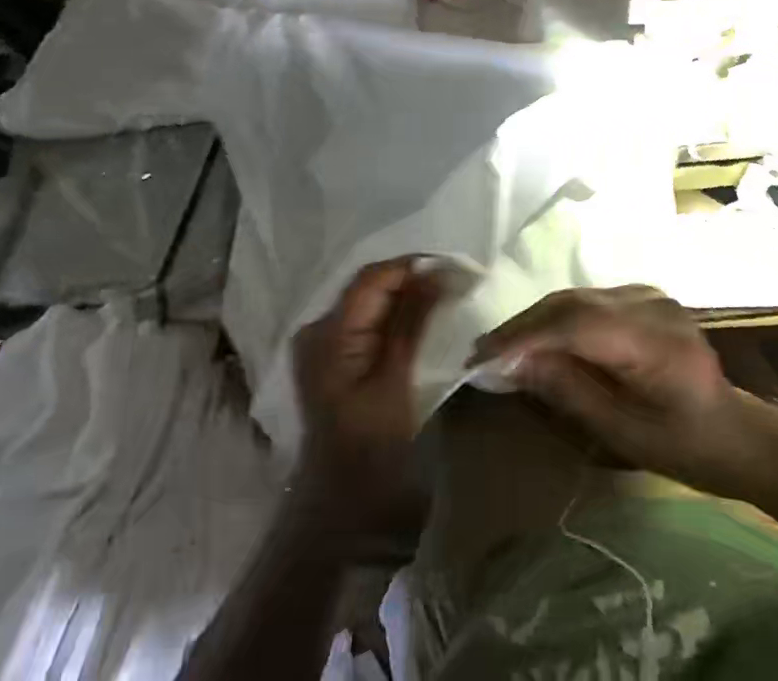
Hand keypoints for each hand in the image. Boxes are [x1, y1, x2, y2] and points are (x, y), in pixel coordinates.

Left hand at [289, 258, 443, 552]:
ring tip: (450, 296)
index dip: (413, 266)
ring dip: (408, 297)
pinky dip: (397, 318)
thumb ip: (412, 324)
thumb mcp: (396, 384)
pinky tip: (426, 321)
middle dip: (413, 279)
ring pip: (370, 304)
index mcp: (327, 333)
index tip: (458, 268)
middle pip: (368, 288)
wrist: (341, 511)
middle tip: (460, 281)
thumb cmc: (371, 453)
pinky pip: (367, 325)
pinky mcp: (335, 361)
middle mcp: (317, 329)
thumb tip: (436, 273)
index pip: (371, 278)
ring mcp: (323, 346)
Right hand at [471, 287, 773, 497]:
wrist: (738, 433)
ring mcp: (649, 296)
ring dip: (533, 321)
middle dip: (522, 327)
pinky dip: (553, 318)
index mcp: (658, 344)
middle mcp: (653, 307)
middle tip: (481, 352)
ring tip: (498, 347)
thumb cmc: (685, 447)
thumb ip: (568, 391)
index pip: (578, 325)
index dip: (526, 336)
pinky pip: (585, 302)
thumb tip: (512, 363)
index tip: (483, 357)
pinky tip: (534, 337)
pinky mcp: (641, 297)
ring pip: (573, 298)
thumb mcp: (623, 433)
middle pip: (571, 305)